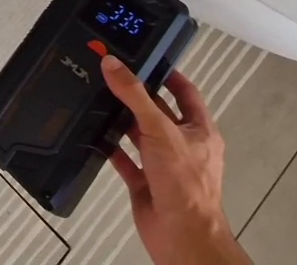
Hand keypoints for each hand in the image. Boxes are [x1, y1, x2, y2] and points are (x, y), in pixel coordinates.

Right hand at [101, 55, 252, 264]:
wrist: (182, 237)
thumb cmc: (184, 182)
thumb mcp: (159, 129)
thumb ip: (134, 95)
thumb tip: (112, 63)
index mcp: (199, 131)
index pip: (186, 93)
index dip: (168, 75)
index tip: (146, 60)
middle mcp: (184, 146)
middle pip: (159, 113)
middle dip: (138, 97)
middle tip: (113, 77)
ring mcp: (165, 166)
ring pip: (142, 136)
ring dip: (124, 122)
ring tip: (101, 100)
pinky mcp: (147, 184)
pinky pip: (127, 161)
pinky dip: (112, 149)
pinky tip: (97, 136)